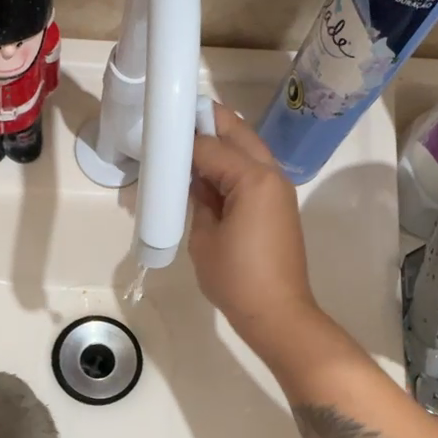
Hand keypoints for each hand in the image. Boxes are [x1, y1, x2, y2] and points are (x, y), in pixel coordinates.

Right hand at [188, 105, 319, 337]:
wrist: (276, 313)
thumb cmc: (236, 279)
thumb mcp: (204, 239)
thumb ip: (199, 202)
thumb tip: (197, 184)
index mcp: (252, 178)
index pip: (211, 145)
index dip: (183, 139)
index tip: (159, 133)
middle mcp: (270, 174)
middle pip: (238, 133)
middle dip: (208, 124)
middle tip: (175, 126)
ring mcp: (278, 189)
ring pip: (248, 150)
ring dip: (222, 145)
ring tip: (187, 149)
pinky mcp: (278, 206)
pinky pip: (253, 173)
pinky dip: (231, 167)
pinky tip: (207, 178)